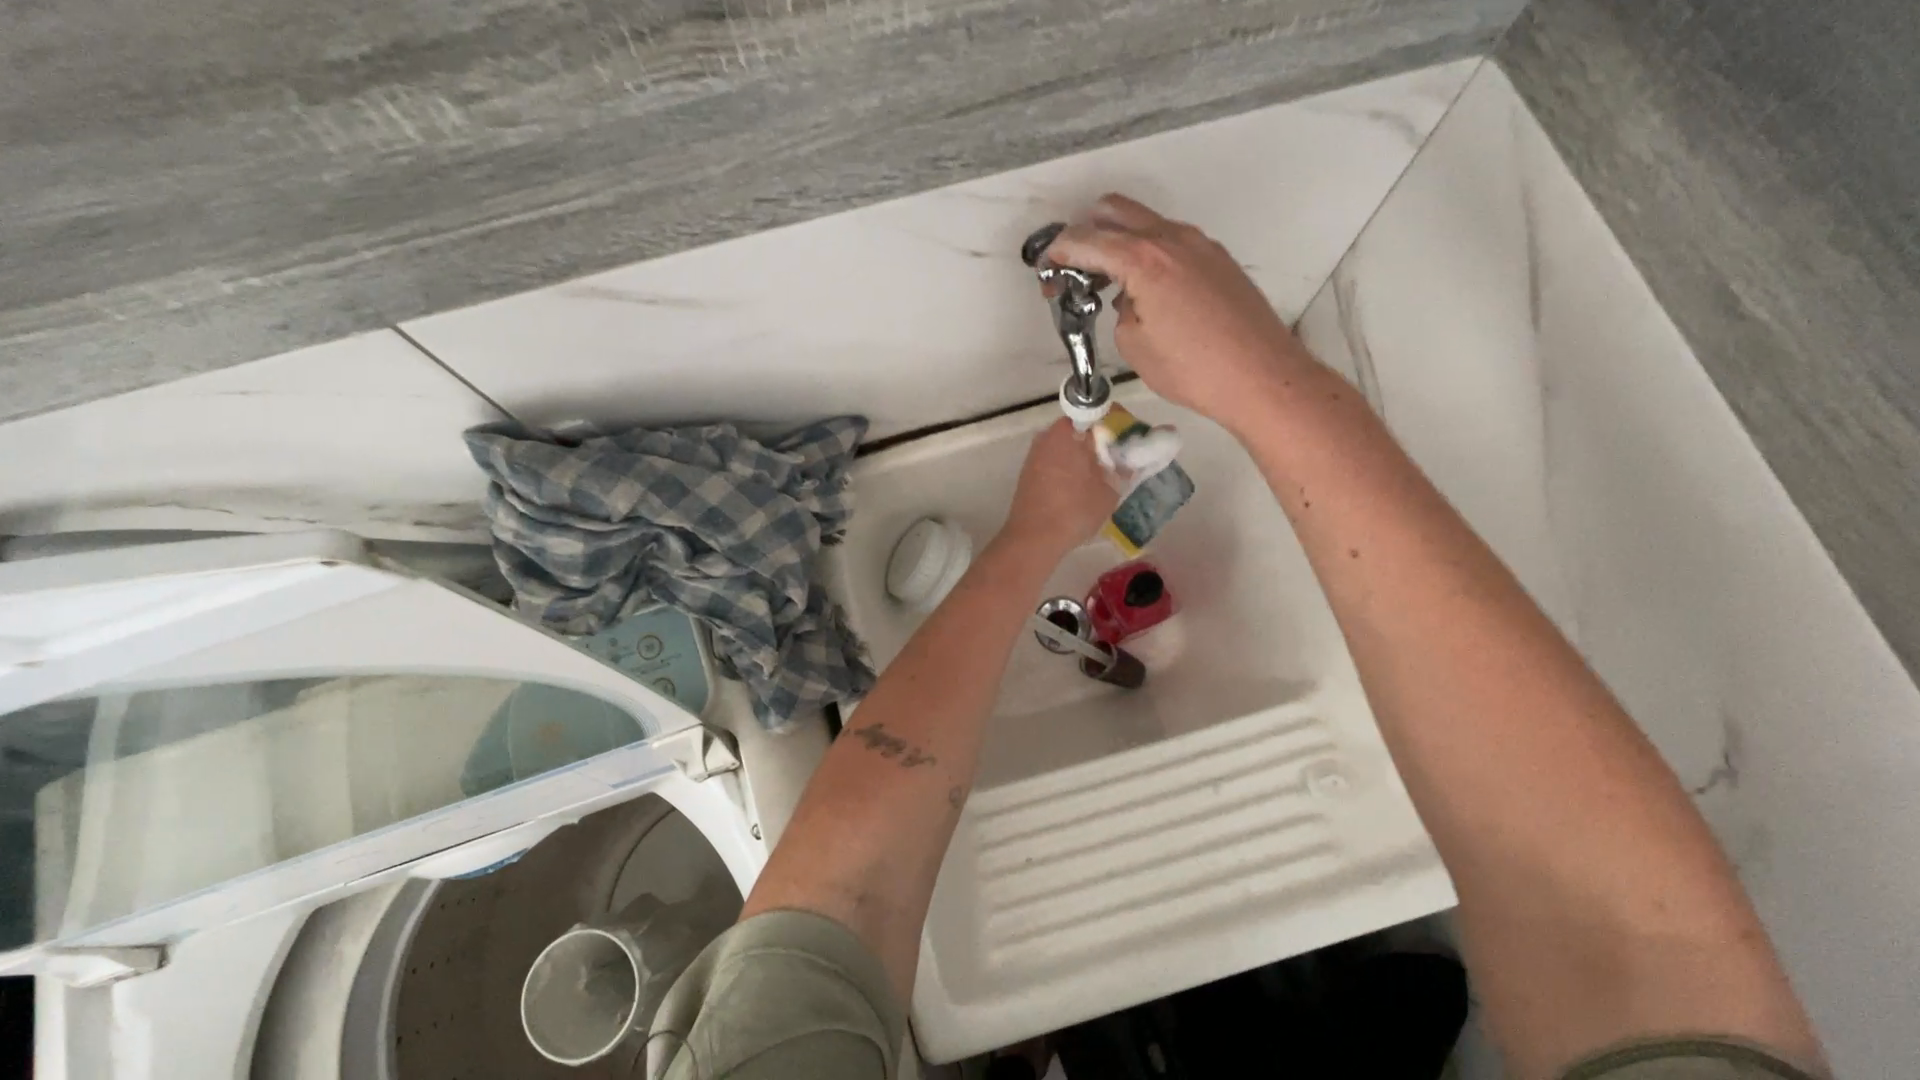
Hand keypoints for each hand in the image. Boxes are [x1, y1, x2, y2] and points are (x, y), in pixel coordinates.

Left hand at [1002, 418, 1117, 556]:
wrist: (1033, 539)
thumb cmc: (1074, 511)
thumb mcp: (1108, 492)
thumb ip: (1120, 471)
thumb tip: (1128, 461)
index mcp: (1066, 433)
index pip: (1095, 413)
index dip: (1115, 423)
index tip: (1128, 437)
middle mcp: (1046, 437)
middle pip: (1079, 430)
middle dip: (1099, 441)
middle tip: (1118, 458)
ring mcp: (1034, 455)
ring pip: (1066, 447)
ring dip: (1083, 456)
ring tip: (1102, 474)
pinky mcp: (1028, 474)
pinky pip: (1054, 462)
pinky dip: (1069, 468)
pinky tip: (1081, 486)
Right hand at [1043, 194, 1317, 434]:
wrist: (1261, 377)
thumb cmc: (1196, 369)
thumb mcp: (1136, 346)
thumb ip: (1121, 312)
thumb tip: (1129, 301)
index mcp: (1144, 259)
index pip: (1087, 240)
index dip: (1059, 251)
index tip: (1048, 265)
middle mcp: (1173, 239)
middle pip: (1115, 211)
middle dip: (1088, 233)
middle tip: (1075, 269)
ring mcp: (1200, 245)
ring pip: (1147, 224)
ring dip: (1121, 243)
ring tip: (1112, 286)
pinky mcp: (1218, 260)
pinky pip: (1173, 243)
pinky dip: (1150, 255)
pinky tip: (1149, 294)